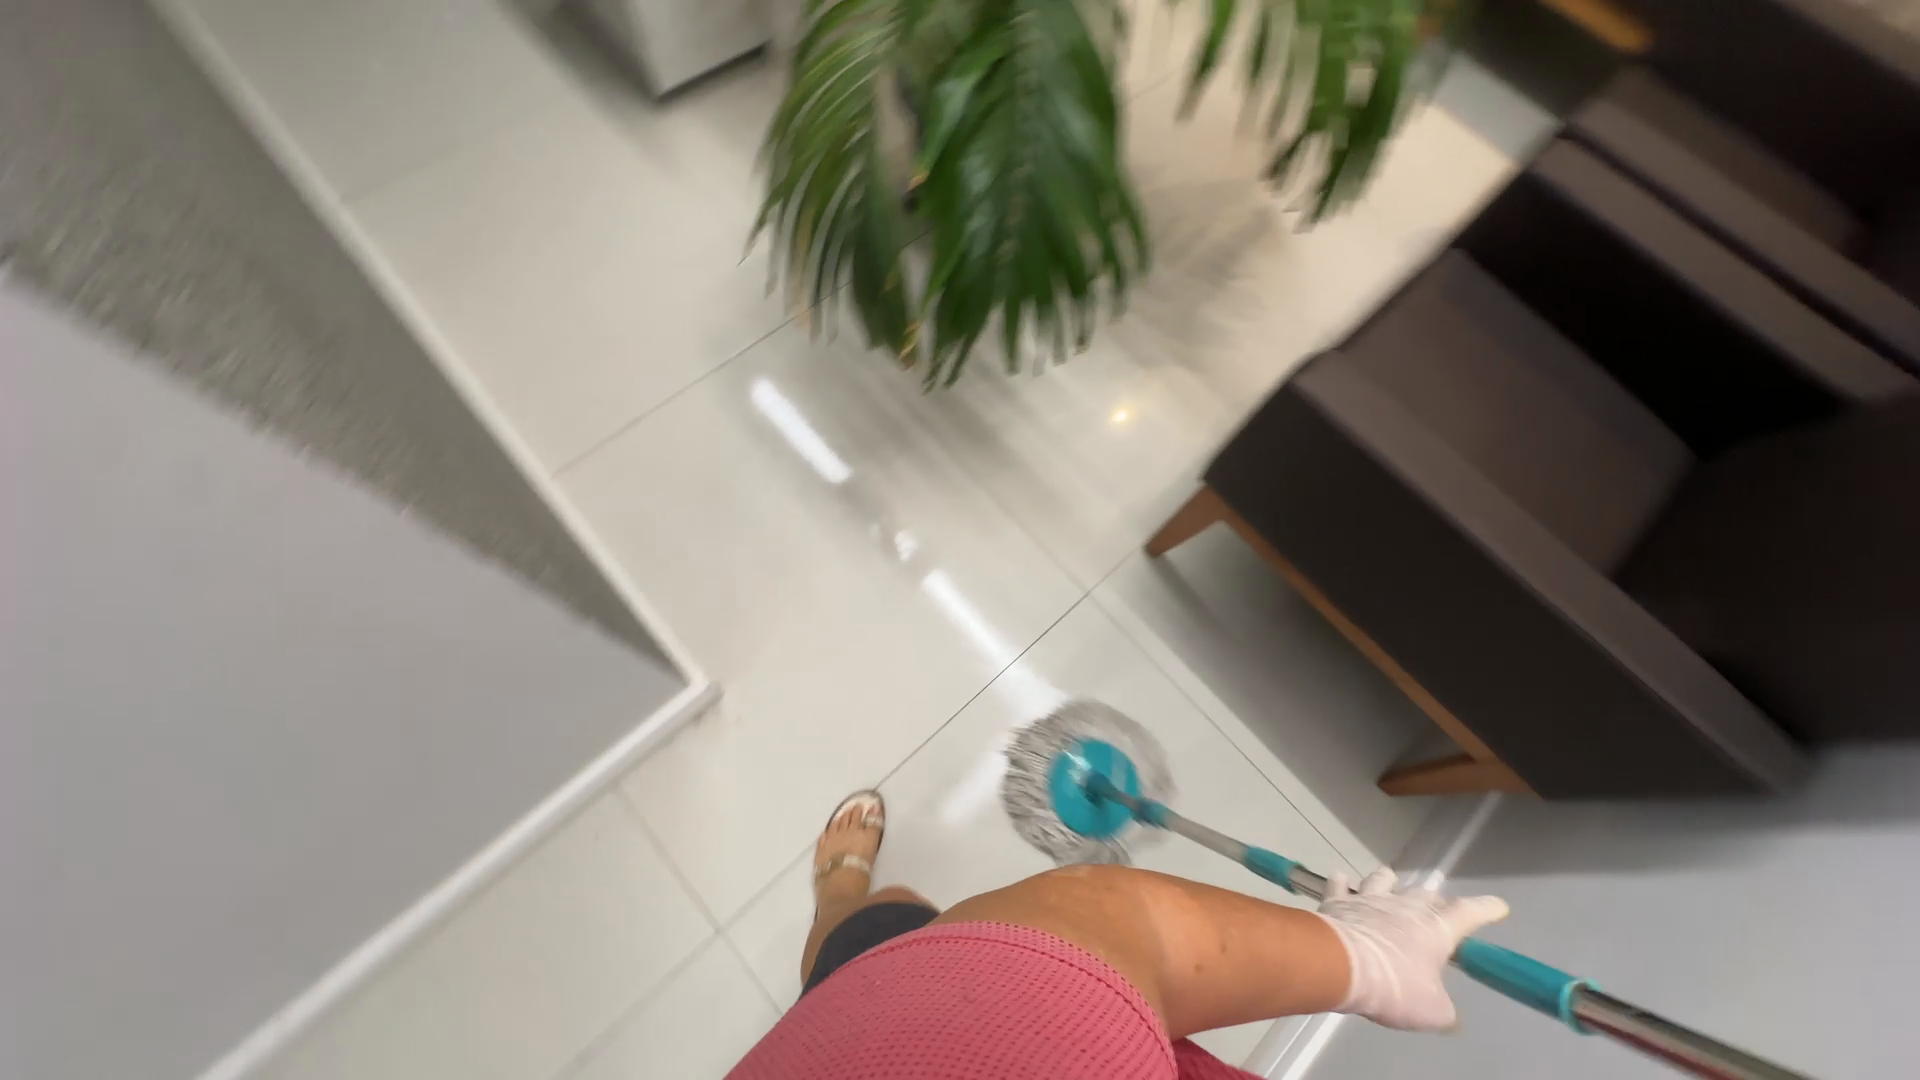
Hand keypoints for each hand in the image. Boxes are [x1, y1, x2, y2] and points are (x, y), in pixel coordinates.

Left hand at [1316, 867, 1509, 1031]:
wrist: (1341, 965)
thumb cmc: (1396, 987)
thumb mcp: (1433, 1011)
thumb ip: (1442, 1006)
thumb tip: (1443, 1009)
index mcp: (1435, 928)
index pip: (1467, 913)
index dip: (1483, 909)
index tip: (1496, 905)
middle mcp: (1403, 906)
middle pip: (1423, 894)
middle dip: (1433, 900)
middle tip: (1434, 908)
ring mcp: (1367, 899)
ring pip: (1382, 879)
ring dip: (1387, 881)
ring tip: (1389, 883)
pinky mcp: (1337, 901)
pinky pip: (1338, 884)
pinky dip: (1340, 882)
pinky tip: (1339, 879)